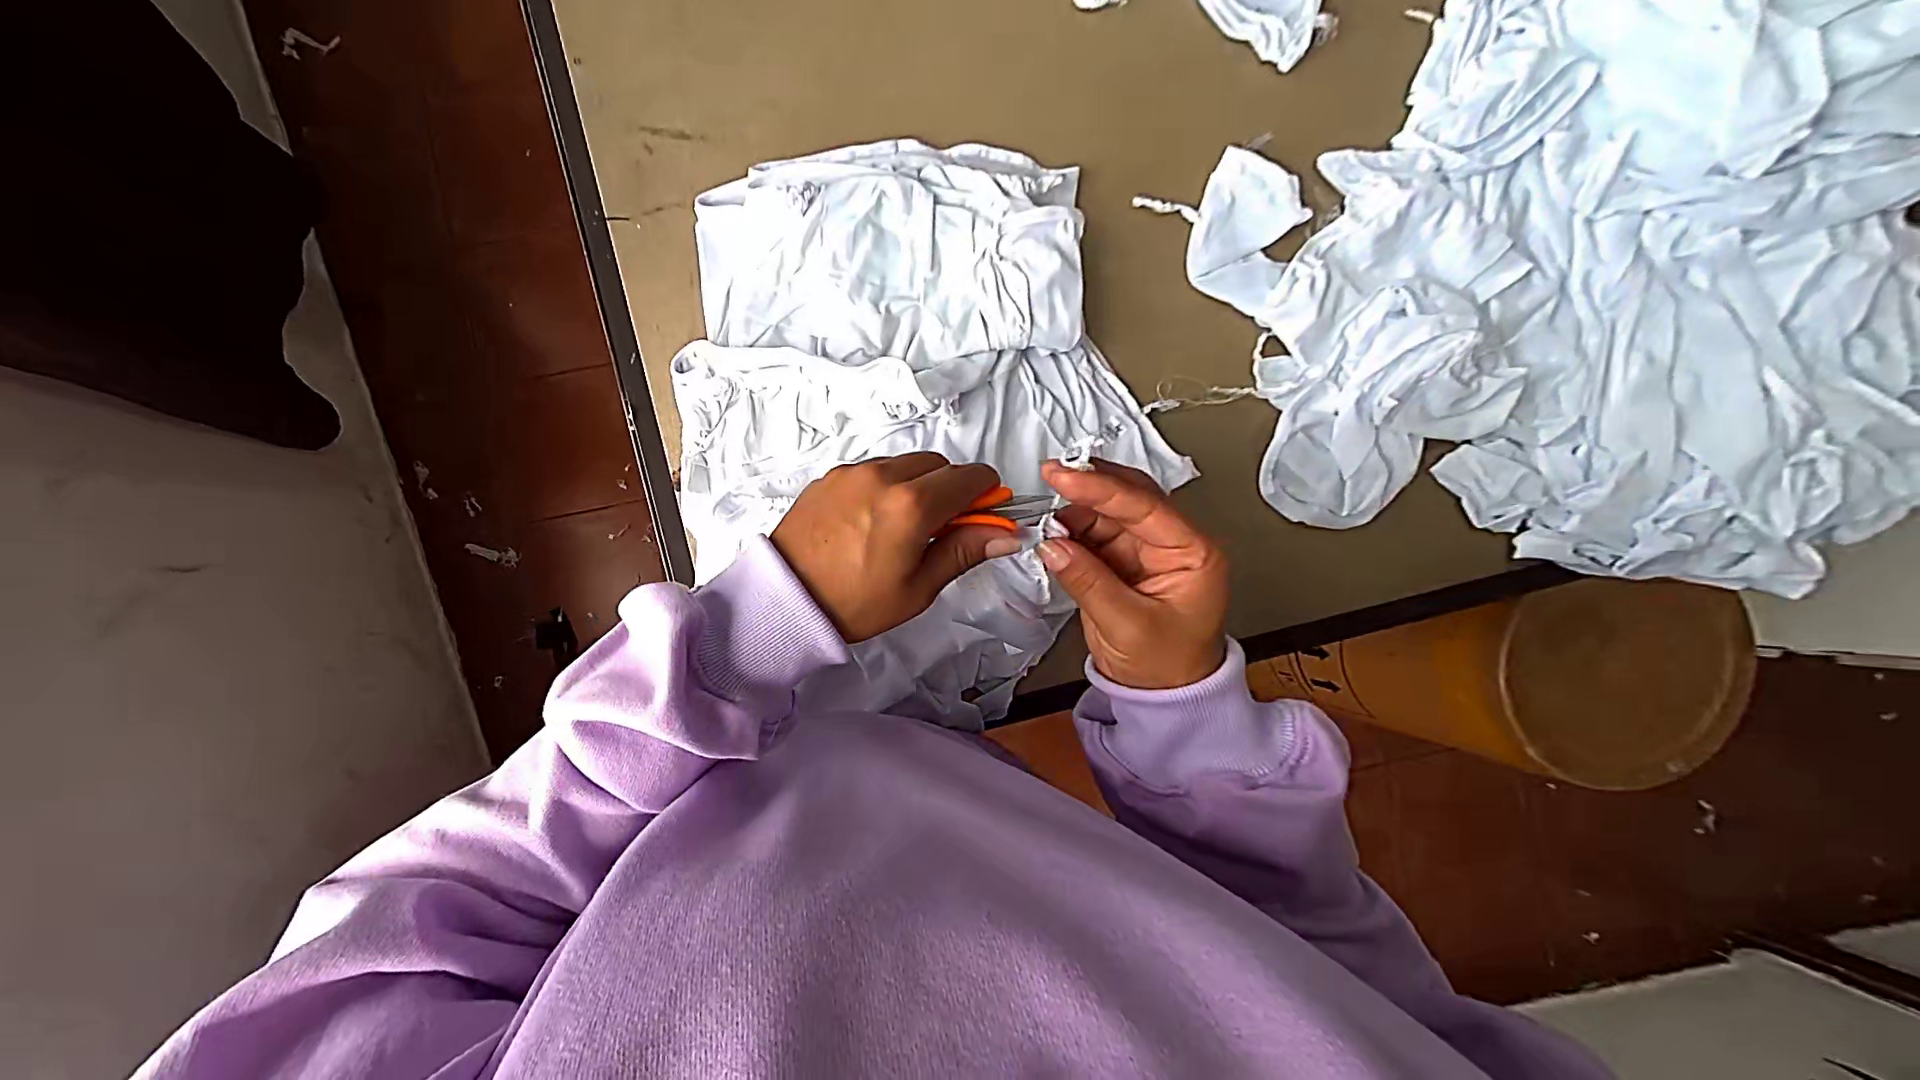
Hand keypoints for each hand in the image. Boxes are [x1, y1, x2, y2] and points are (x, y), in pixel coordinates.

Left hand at [771, 453, 1023, 641]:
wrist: (783, 601)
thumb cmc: (848, 602)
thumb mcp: (918, 587)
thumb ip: (964, 551)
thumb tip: (1003, 535)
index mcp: (911, 505)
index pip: (971, 477)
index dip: (986, 494)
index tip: (985, 513)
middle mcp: (882, 477)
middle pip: (941, 464)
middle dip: (952, 489)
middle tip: (946, 527)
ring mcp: (853, 473)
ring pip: (907, 463)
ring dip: (920, 485)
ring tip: (907, 527)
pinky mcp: (832, 477)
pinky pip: (875, 470)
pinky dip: (887, 486)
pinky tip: (877, 520)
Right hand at [1038, 460, 1229, 689]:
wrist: (1166, 695)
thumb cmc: (1167, 666)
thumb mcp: (1127, 626)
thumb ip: (1088, 581)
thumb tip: (1053, 545)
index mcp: (1193, 553)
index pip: (1145, 506)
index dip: (1101, 488)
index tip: (1065, 476)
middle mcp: (1172, 543)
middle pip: (1129, 497)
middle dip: (1089, 485)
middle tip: (1052, 473)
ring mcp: (1145, 550)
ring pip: (1107, 512)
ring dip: (1075, 509)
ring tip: (1046, 517)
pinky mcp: (1122, 561)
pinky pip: (1094, 534)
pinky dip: (1071, 530)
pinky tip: (1053, 531)